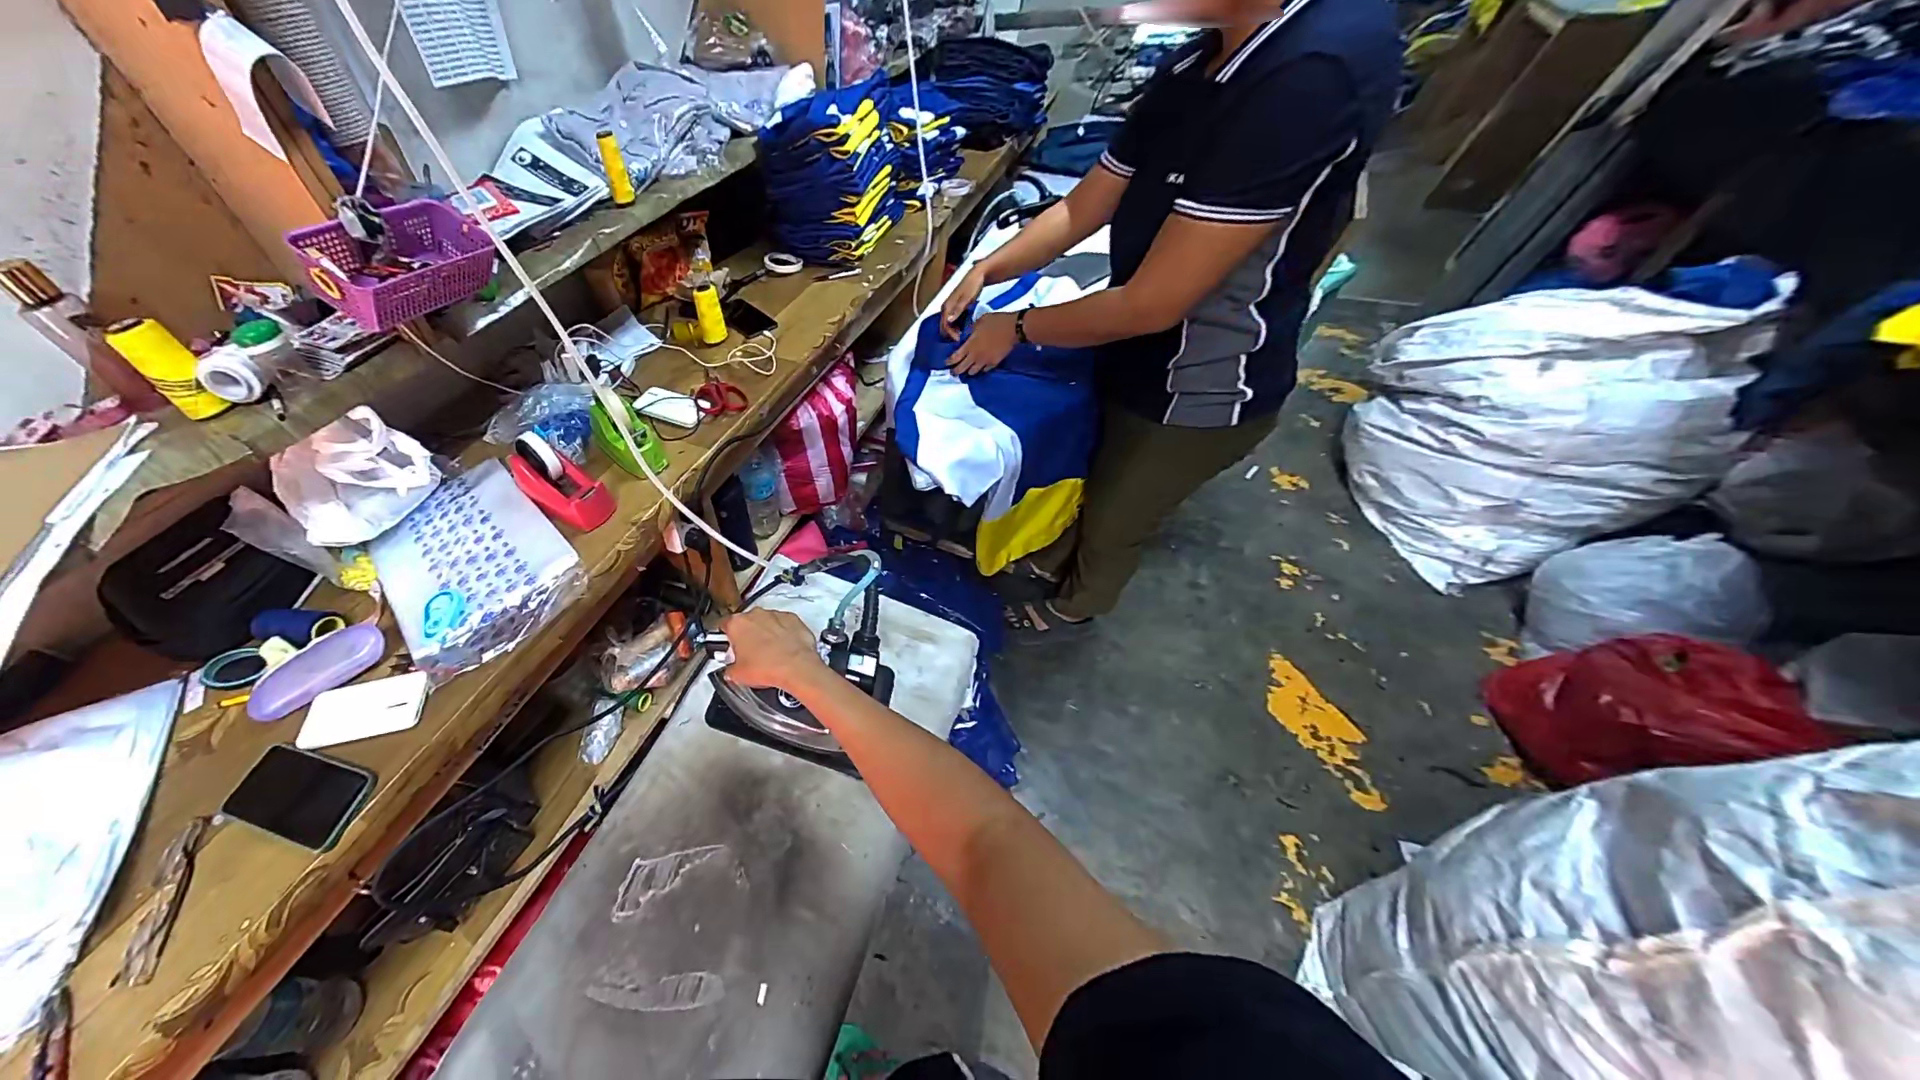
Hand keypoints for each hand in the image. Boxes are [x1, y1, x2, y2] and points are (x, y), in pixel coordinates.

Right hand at [719, 609, 825, 691]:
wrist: (797, 667)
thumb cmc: (769, 667)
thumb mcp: (737, 675)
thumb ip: (729, 669)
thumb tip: (731, 672)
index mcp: (737, 623)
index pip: (723, 624)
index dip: (724, 637)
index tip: (727, 645)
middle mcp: (756, 614)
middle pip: (745, 622)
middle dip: (746, 636)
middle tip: (748, 654)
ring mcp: (776, 615)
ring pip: (765, 621)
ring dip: (765, 633)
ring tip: (768, 653)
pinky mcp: (793, 619)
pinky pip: (784, 624)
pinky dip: (783, 633)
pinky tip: (783, 648)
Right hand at [941, 266, 989, 339]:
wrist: (978, 274)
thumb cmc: (973, 285)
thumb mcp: (967, 298)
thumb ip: (958, 309)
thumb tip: (949, 320)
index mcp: (947, 305)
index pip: (944, 324)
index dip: (950, 334)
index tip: (958, 340)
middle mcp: (946, 307)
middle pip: (944, 325)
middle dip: (951, 334)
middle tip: (961, 341)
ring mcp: (951, 307)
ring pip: (948, 324)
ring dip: (954, 331)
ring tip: (963, 336)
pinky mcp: (956, 307)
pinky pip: (953, 320)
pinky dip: (957, 326)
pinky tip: (964, 329)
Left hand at [947, 311, 1017, 376]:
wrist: (1012, 329)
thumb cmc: (995, 322)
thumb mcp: (979, 322)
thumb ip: (970, 331)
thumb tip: (966, 335)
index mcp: (970, 345)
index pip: (955, 357)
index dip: (949, 362)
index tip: (946, 363)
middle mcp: (976, 356)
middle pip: (962, 368)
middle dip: (956, 371)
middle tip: (953, 372)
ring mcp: (985, 361)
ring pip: (973, 372)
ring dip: (968, 371)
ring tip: (967, 371)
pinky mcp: (994, 363)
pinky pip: (985, 370)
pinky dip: (981, 369)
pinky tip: (980, 368)